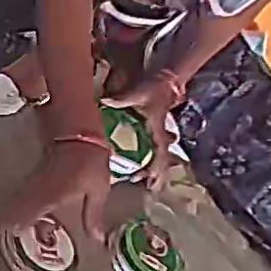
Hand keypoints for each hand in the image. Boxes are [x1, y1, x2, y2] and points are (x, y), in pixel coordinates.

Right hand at [0, 139, 111, 244]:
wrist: (79, 137)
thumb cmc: (90, 163)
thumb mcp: (98, 191)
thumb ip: (92, 215)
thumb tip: (96, 238)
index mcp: (54, 195)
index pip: (32, 212)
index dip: (19, 223)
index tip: (7, 231)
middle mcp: (40, 189)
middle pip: (17, 206)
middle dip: (4, 219)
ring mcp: (34, 180)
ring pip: (15, 198)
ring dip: (5, 211)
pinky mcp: (34, 174)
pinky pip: (20, 191)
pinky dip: (12, 201)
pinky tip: (8, 207)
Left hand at [101, 75, 176, 192]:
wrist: (166, 81)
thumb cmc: (153, 88)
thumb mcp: (136, 94)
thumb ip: (121, 99)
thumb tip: (105, 102)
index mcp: (157, 129)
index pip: (159, 152)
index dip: (156, 167)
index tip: (149, 179)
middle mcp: (161, 135)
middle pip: (164, 160)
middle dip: (159, 175)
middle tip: (151, 189)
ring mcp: (160, 135)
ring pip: (161, 158)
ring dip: (156, 171)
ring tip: (149, 185)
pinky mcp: (156, 133)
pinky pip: (156, 152)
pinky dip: (153, 163)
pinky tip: (144, 172)